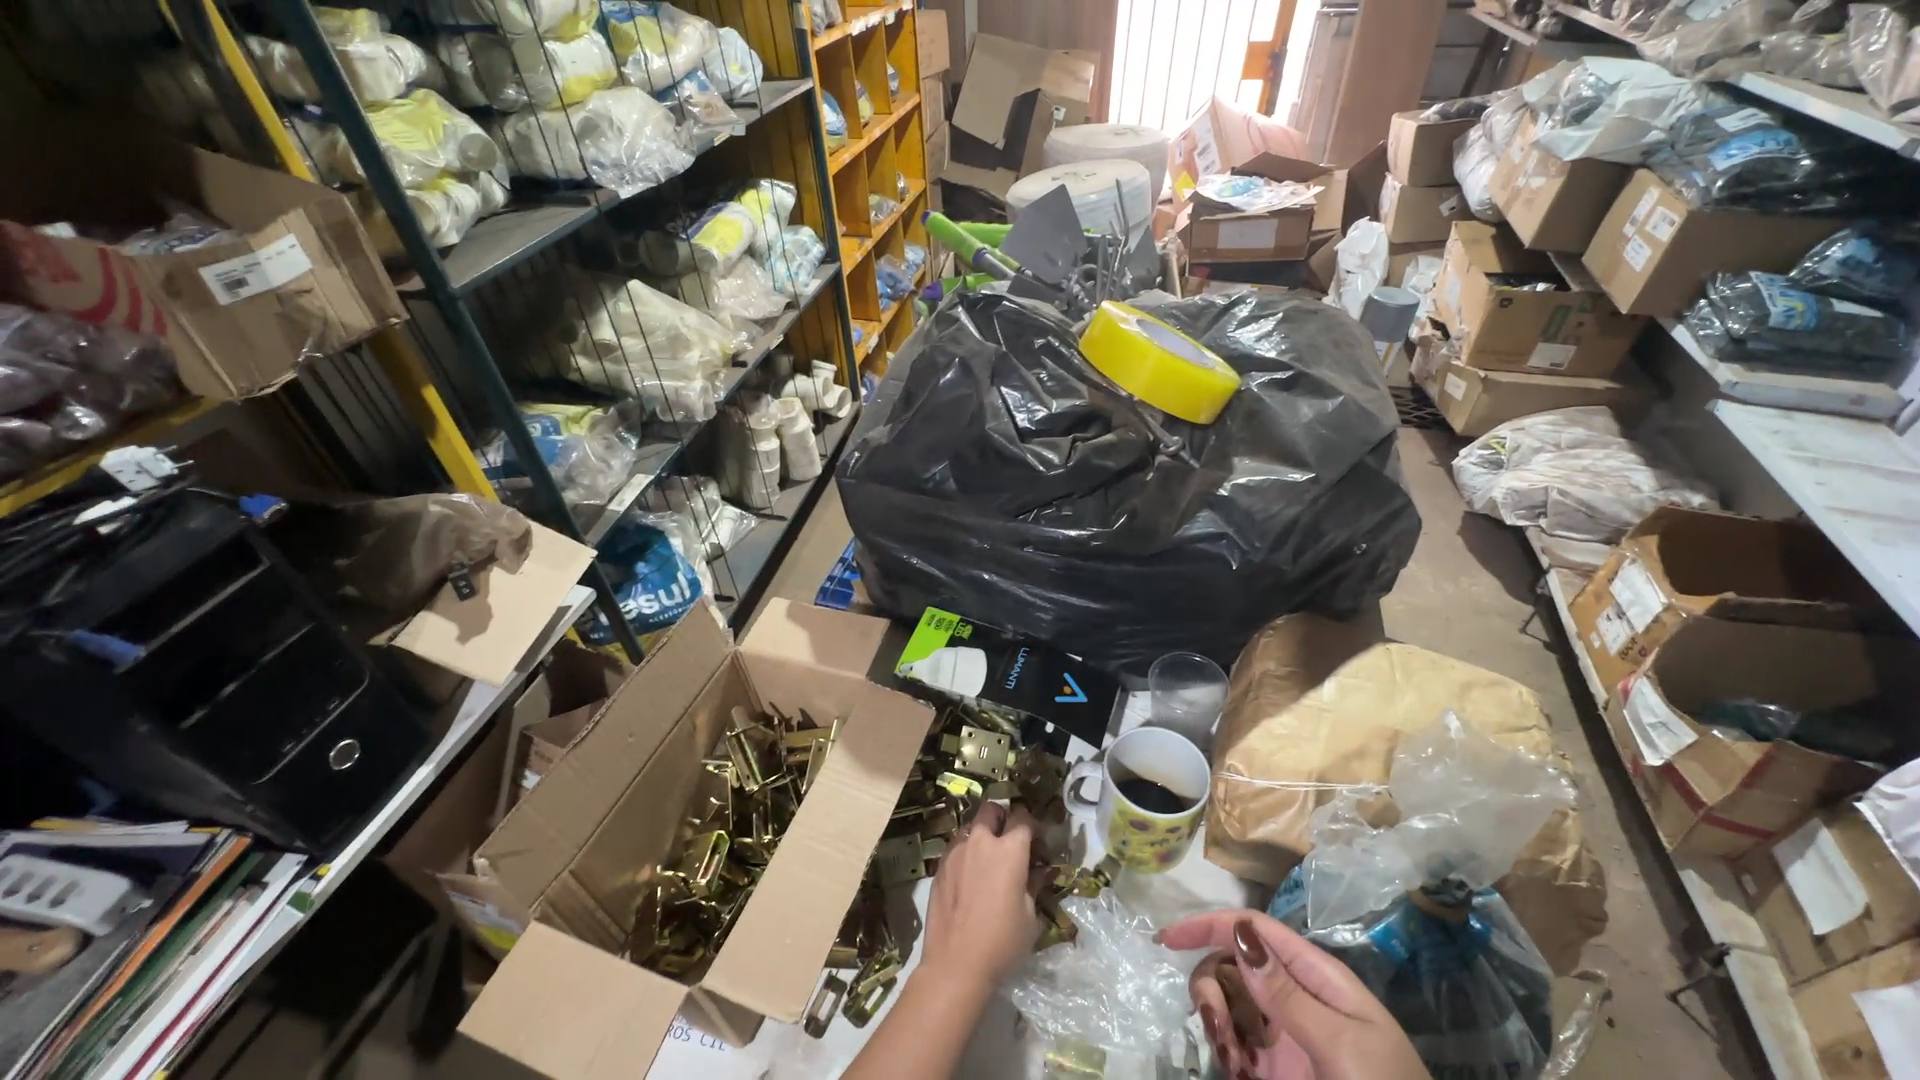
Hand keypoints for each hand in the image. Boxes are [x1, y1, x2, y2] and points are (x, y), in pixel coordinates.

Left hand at [919, 802, 1040, 993]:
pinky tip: (970, 874)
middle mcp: (981, 842)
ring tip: (988, 858)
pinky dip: (966, 850)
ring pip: (971, 826)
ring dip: (982, 833)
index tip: (1036, 841)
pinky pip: (956, 846)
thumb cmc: (1002, 942)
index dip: (1032, 825)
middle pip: (991, 809)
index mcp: (1009, 851)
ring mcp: (955, 852)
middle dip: (1003, 817)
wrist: (956, 964)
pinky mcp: (939, 866)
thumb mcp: (1029, 915)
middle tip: (1010, 840)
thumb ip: (1034, 884)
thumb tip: (1039, 870)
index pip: (1023, 818)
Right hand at [1160, 910, 1428, 1079]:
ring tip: (1233, 1061)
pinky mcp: (1273, 1063)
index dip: (1209, 924)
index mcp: (1316, 976)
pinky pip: (1233, 1038)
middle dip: (1211, 987)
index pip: (1254, 929)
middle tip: (1217, 1027)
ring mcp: (1282, 1030)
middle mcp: (1293, 994)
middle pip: (1231, 962)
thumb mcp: (1342, 1043)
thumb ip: (1288, 993)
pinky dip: (1225, 1049)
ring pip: (1226, 999)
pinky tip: (1238, 1070)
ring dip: (1217, 1022)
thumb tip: (1241, 933)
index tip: (1166, 938)